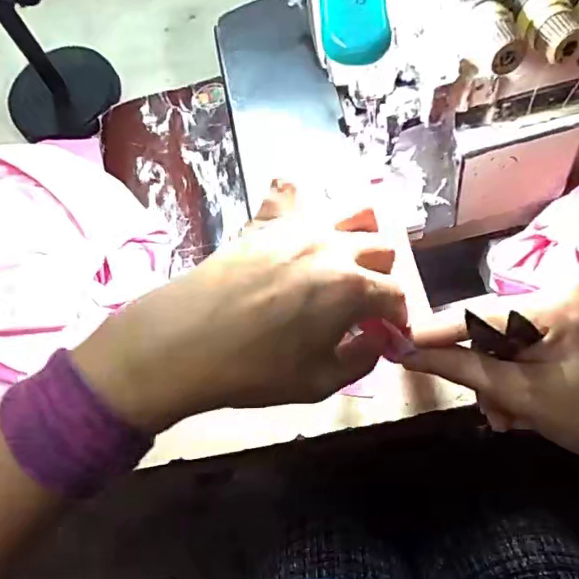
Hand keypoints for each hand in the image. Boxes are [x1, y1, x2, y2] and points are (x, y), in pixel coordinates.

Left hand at [73, 187, 408, 431]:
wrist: (180, 344)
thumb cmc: (252, 371)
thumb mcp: (317, 384)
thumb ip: (360, 361)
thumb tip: (376, 340)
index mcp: (352, 287)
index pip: (395, 294)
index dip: (398, 317)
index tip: (388, 334)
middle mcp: (331, 247)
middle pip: (380, 247)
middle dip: (381, 276)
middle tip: (363, 304)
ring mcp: (295, 228)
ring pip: (348, 210)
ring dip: (357, 233)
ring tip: (341, 260)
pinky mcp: (261, 222)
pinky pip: (291, 195)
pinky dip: (301, 205)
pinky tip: (296, 225)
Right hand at [403, 286, 578, 474]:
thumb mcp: (521, 395)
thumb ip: (461, 368)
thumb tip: (407, 352)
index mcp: (553, 302)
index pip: (476, 313)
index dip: (434, 332)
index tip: (395, 343)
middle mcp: (556, 296)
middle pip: (486, 329)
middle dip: (478, 372)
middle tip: (482, 408)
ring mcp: (562, 314)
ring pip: (498, 346)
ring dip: (494, 384)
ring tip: (508, 419)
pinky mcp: (563, 333)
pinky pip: (517, 352)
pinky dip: (510, 382)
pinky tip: (520, 412)